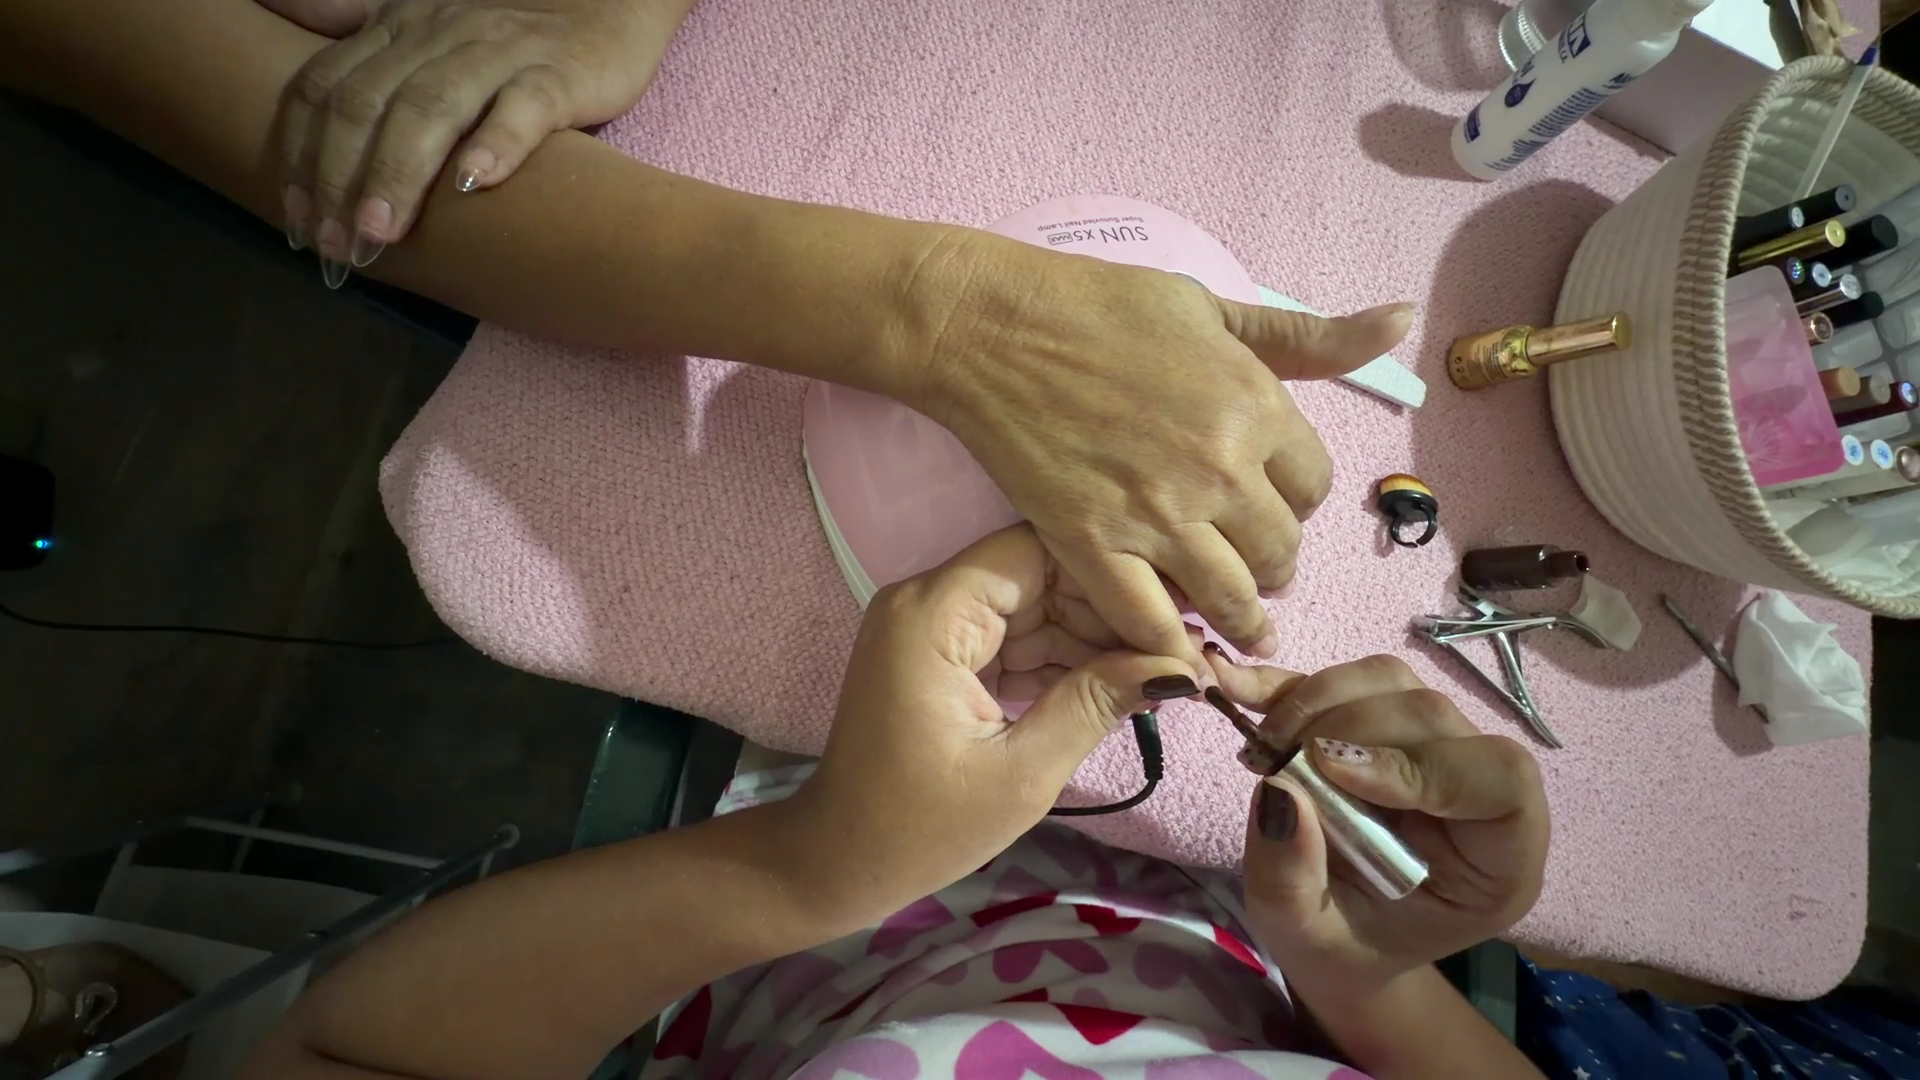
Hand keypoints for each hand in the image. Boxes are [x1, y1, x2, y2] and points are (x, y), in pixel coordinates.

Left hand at [265, 0, 695, 282]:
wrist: (606, 6)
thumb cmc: (523, 29)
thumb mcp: (430, 17)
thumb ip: (358, 16)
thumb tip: (281, 6)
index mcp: (400, 29)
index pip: (329, 87)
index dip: (304, 152)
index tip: (296, 217)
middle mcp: (438, 36)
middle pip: (370, 104)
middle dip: (341, 177)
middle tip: (335, 245)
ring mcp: (500, 55)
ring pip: (433, 110)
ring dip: (400, 173)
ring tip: (383, 231)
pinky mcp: (560, 77)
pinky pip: (524, 109)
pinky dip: (497, 145)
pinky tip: (478, 187)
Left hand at [789, 525, 1193, 918]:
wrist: (838, 859)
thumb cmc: (921, 826)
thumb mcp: (1021, 771)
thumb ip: (1096, 703)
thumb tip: (1180, 665)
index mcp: (935, 611)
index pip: (1038, 550)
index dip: (1110, 575)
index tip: (1178, 609)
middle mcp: (928, 598)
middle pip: (1036, 575)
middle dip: (1106, 612)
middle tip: (1182, 645)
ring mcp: (930, 623)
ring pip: (1029, 606)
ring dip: (1088, 638)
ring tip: (1161, 666)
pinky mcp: (937, 651)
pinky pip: (1009, 637)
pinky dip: (1055, 659)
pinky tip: (1112, 682)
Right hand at [917, 243, 1411, 669]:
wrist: (998, 329)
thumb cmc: (1100, 306)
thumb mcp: (1212, 304)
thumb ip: (1306, 334)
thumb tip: (1401, 320)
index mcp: (1256, 408)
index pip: (1314, 487)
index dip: (1297, 503)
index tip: (1272, 508)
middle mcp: (1219, 472)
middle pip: (1280, 552)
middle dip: (1275, 565)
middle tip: (1254, 570)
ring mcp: (1154, 516)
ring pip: (1228, 597)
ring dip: (1240, 618)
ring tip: (1237, 624)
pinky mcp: (1090, 545)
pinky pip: (1147, 621)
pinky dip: (1169, 647)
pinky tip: (1179, 652)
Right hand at [1208, 654, 1548, 1003]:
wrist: (1332, 928)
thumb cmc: (1339, 943)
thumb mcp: (1306, 935)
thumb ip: (1292, 878)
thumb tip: (1280, 791)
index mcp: (1492, 859)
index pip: (1498, 777)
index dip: (1418, 762)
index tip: (1330, 771)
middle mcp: (1471, 789)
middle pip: (1428, 713)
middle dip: (1340, 728)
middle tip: (1274, 764)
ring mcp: (1424, 745)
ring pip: (1388, 681)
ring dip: (1314, 700)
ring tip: (1265, 745)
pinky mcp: (1372, 722)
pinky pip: (1340, 681)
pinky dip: (1287, 683)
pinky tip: (1240, 691)